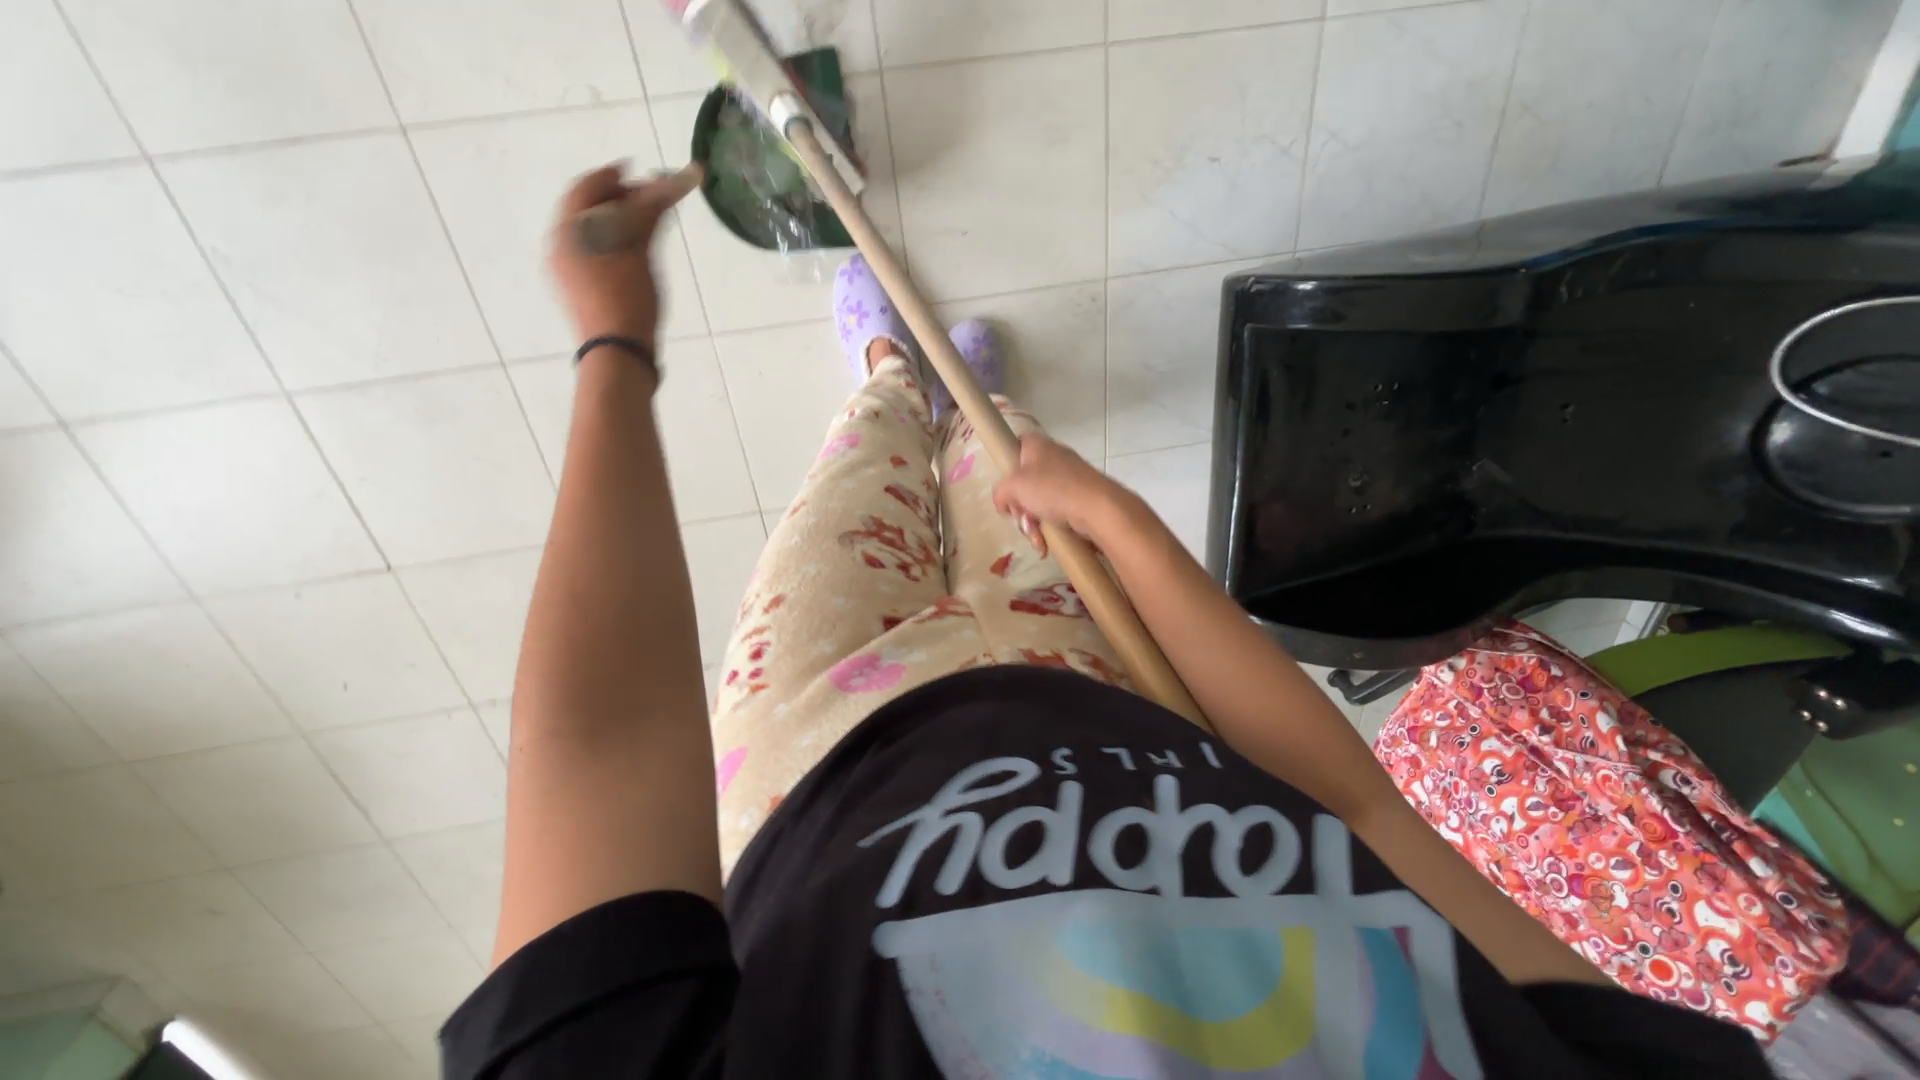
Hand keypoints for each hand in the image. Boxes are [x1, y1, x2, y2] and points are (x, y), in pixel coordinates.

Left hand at [549, 161, 702, 352]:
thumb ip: (647, 213)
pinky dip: (614, 241)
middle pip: (588, 209)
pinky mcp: (579, 289)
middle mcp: (560, 246)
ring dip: (618, 220)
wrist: (617, 355)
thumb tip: (665, 182)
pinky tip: (637, 249)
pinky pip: (593, 252)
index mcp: (568, 232)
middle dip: (619, 198)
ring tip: (649, 222)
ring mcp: (567, 269)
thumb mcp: (638, 252)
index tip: (639, 172)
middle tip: (650, 197)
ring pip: (591, 231)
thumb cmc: (626, 300)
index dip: (613, 176)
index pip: (585, 189)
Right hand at [991, 434, 1132, 555]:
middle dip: (1020, 507)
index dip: (1008, 467)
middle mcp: (1053, 457)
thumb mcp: (1014, 487)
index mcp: (1037, 445)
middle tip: (1022, 519)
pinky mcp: (1080, 496)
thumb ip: (1000, 492)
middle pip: (1025, 482)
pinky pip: (1055, 512)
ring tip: (1037, 539)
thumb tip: (1003, 503)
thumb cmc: (1052, 489)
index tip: (1007, 487)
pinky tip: (1046, 543)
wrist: (1097, 507)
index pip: (1015, 446)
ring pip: (1039, 501)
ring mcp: (1069, 477)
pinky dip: (1049, 528)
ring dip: (1033, 524)